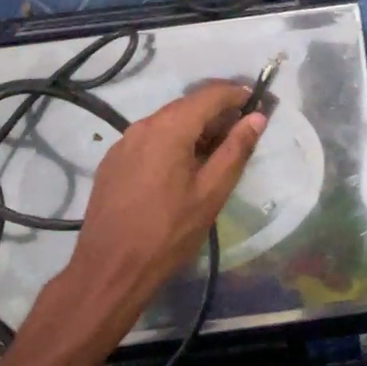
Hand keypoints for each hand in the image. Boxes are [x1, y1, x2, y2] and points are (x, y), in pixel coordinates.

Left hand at [67, 83, 266, 309]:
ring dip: (193, 129)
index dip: (236, 94)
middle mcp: (143, 125)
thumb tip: (256, 118)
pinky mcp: (112, 161)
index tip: (257, 104)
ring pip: (166, 122)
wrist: (109, 271)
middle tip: (240, 133)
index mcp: (169, 128)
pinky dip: (170, 142)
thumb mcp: (210, 194)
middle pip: (187, 106)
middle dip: (216, 113)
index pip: (210, 95)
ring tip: (213, 154)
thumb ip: (235, 150)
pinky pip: (149, 139)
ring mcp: (123, 142)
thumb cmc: (167, 233)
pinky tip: (179, 169)